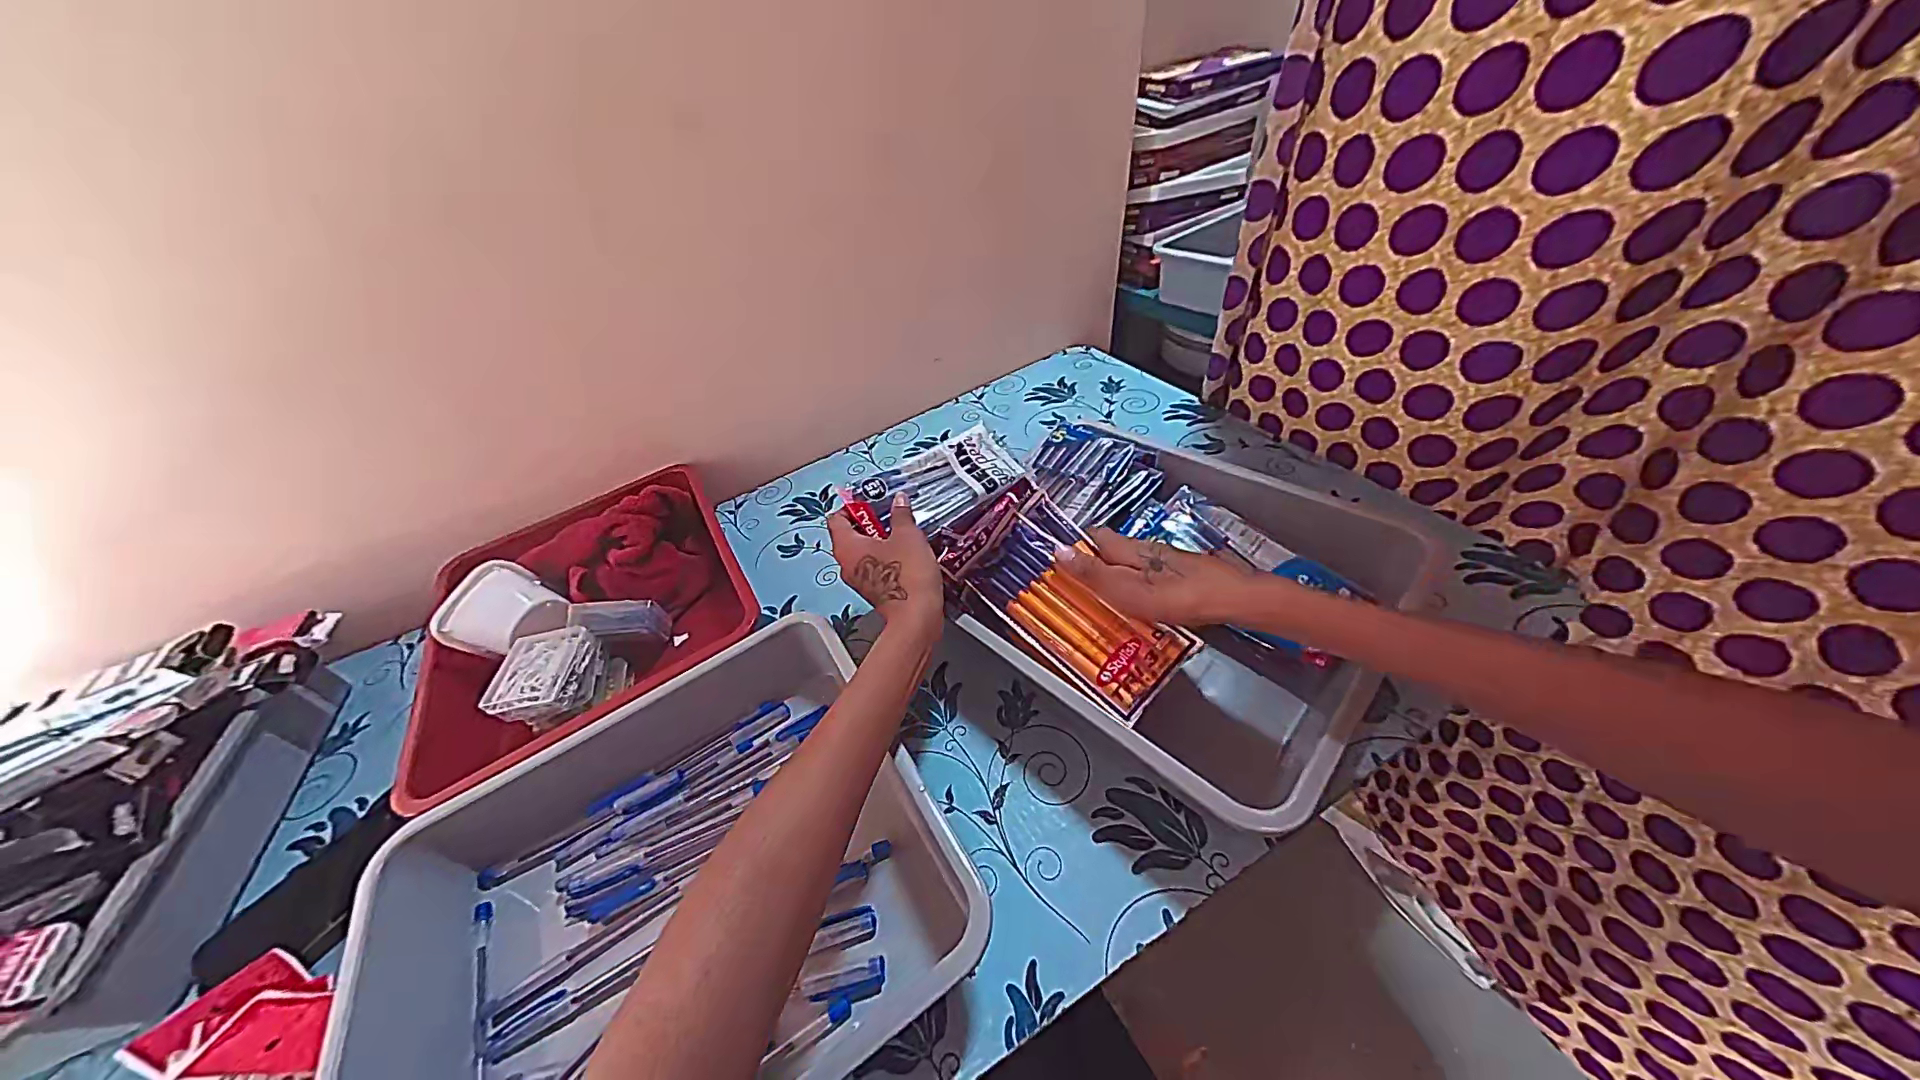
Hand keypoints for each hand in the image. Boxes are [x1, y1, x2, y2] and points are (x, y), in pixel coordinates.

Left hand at [827, 493, 943, 633]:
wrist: (917, 614)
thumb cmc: (907, 575)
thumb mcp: (908, 534)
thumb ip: (901, 514)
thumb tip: (899, 501)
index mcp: (846, 546)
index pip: (837, 518)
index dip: (852, 507)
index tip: (870, 501)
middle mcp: (847, 564)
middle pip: (849, 535)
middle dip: (869, 523)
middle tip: (889, 515)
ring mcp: (859, 579)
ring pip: (862, 552)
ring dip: (879, 540)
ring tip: (901, 533)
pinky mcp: (873, 590)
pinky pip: (873, 566)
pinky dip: (885, 556)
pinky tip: (905, 553)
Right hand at [1055, 527, 1253, 625]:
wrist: (1231, 600)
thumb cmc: (1178, 596)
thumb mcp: (1126, 589)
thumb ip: (1093, 573)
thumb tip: (1058, 550)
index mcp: (1127, 549)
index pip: (1092, 535)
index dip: (1074, 545)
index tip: (1059, 561)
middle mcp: (1144, 549)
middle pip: (1110, 549)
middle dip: (1093, 563)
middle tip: (1077, 586)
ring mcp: (1165, 560)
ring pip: (1130, 563)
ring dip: (1114, 575)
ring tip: (1102, 599)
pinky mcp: (1181, 573)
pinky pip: (1147, 576)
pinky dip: (1135, 586)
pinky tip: (1137, 603)